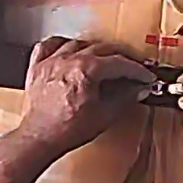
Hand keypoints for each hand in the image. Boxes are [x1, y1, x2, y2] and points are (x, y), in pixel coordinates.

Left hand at [8, 37, 154, 160]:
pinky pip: (47, 46)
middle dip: (121, 56)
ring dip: (94, 48)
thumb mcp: (104, 115)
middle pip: (101, 48)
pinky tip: (68, 48)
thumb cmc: (67, 129)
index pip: (119, 63)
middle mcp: (68, 60)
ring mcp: (51, 62)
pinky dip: (60, 44)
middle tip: (132, 65)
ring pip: (78, 43)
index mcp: (85, 70)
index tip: (145, 75)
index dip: (136, 69)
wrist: (40, 139)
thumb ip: (124, 97)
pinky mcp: (37, 68)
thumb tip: (138, 88)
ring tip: (105, 57)